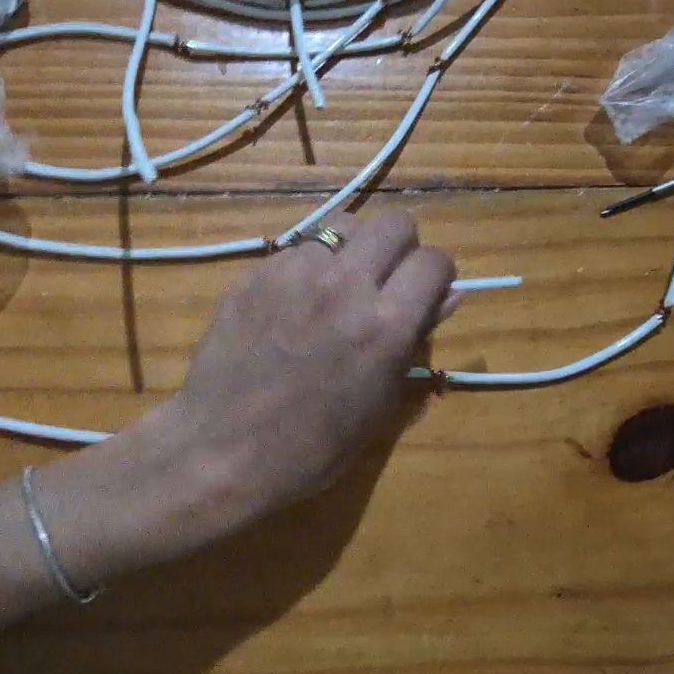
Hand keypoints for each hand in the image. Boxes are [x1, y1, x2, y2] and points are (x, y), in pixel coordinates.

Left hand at [36, 211, 456, 591]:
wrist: (223, 449)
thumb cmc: (312, 447)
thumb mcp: (379, 404)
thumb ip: (416, 341)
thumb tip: (450, 296)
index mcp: (385, 325)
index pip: (433, 262)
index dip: (436, 276)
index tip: (425, 293)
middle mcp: (344, 285)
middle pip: (394, 224)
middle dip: (401, 248)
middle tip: (386, 282)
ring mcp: (294, 273)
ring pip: (342, 227)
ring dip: (352, 251)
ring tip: (338, 288)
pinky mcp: (256, 274)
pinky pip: (297, 250)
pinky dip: (308, 267)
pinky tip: (293, 304)